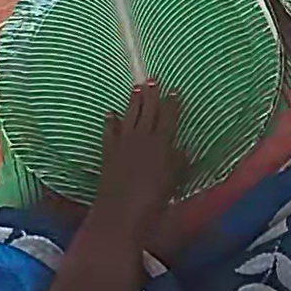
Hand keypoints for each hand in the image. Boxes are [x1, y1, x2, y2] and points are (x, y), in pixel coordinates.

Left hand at [91, 81, 186, 239]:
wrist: (121, 212)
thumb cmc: (154, 199)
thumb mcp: (174, 181)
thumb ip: (179, 162)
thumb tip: (182, 149)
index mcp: (162, 143)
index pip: (169, 117)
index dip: (172, 103)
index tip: (174, 90)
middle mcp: (142, 137)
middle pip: (148, 110)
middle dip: (151, 93)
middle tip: (152, 78)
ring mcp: (123, 143)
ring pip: (129, 115)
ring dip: (133, 101)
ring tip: (136, 87)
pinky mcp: (108, 151)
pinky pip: (110, 130)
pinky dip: (110, 121)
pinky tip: (110, 113)